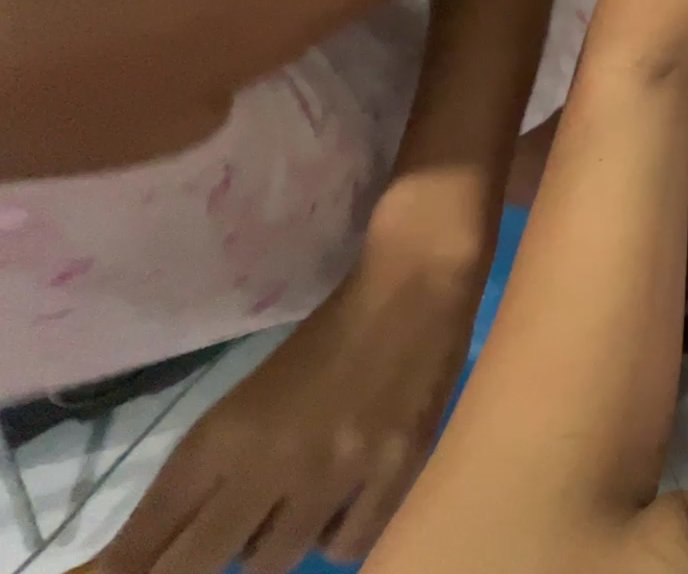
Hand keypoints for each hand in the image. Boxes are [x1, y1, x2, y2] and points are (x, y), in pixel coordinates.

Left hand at [91, 223, 477, 573]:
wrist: (415, 288)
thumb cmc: (331, 334)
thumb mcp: (251, 399)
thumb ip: (208, 471)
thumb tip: (154, 544)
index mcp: (218, 439)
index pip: (137, 546)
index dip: (125, 570)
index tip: (134, 567)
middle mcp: (268, 464)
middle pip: (193, 567)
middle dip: (193, 564)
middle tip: (224, 538)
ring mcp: (339, 469)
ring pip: (275, 562)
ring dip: (276, 544)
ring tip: (297, 510)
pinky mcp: (399, 465)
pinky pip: (351, 543)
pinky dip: (340, 534)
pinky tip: (348, 504)